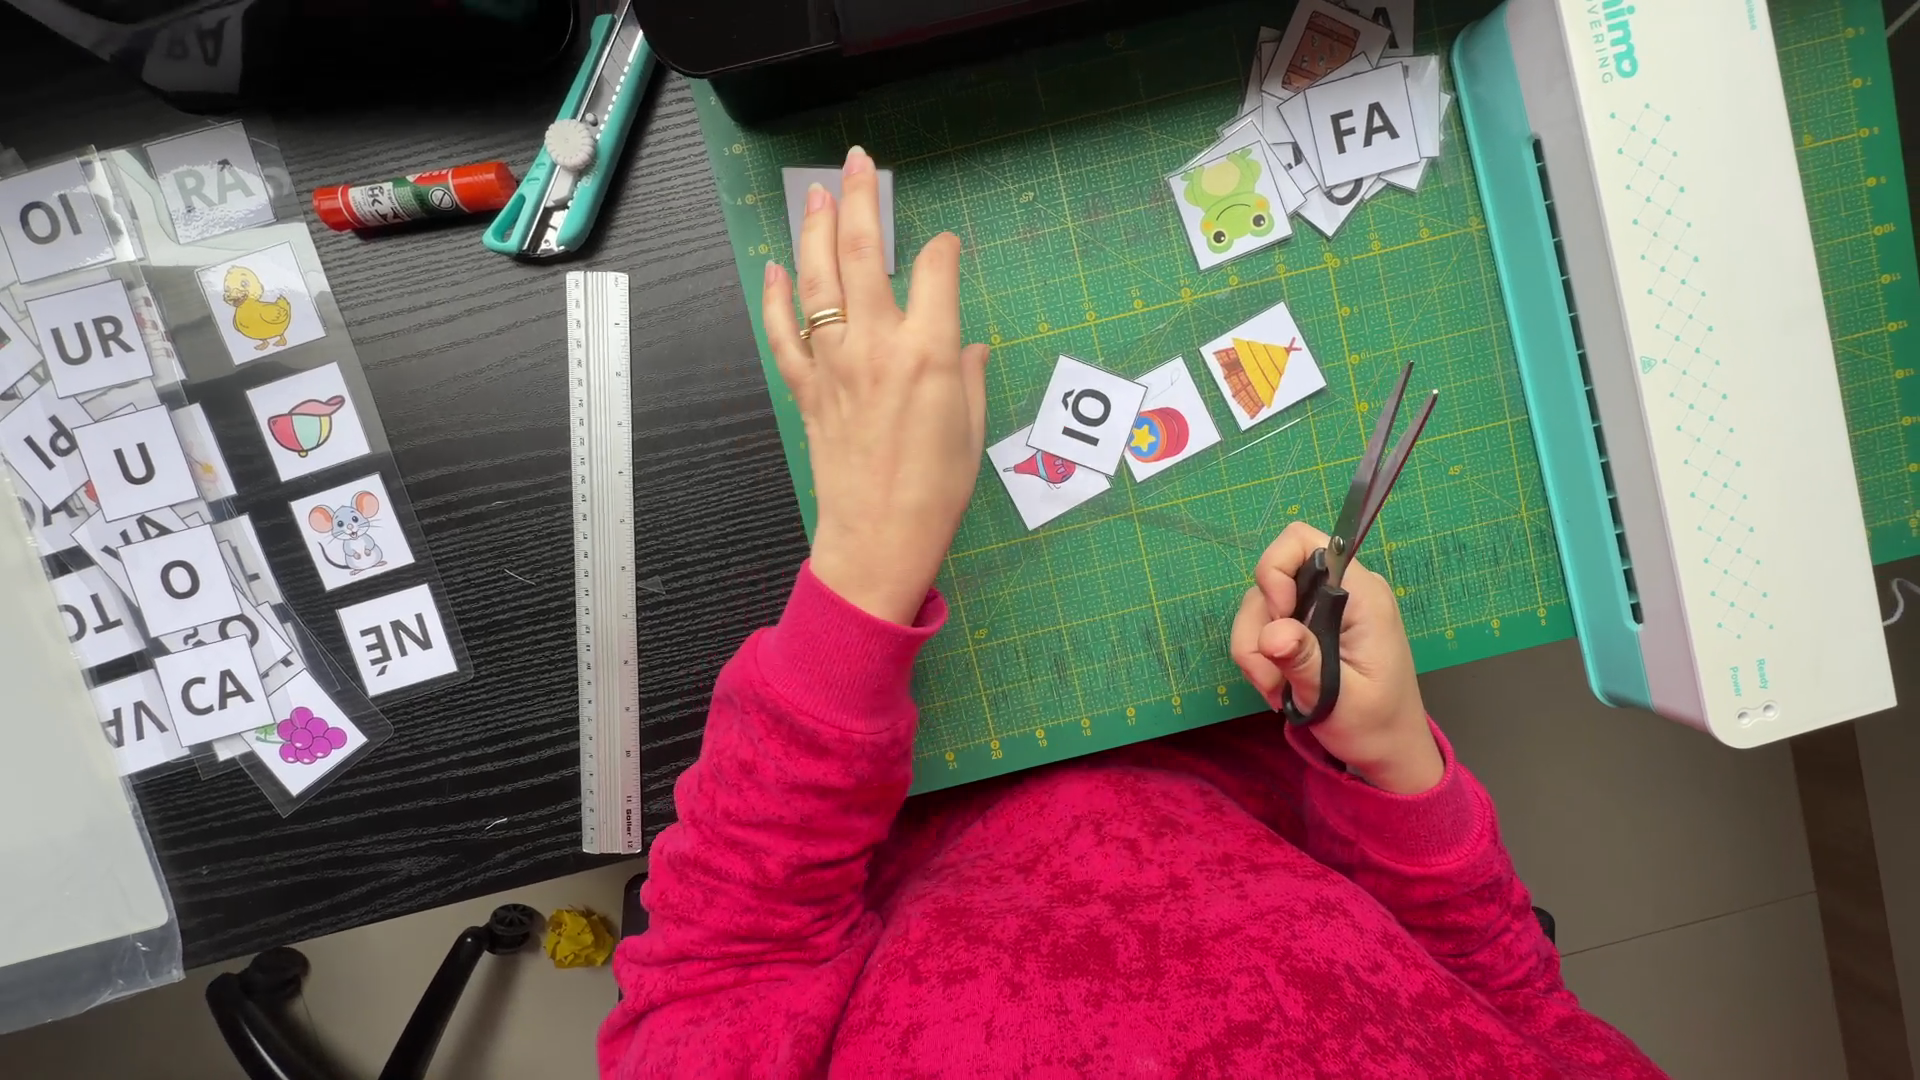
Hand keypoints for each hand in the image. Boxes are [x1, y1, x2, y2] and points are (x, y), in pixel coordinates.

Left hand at [762, 146, 990, 624]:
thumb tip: (964, 344)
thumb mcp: (972, 429)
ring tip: (816, 194)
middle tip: (860, 164)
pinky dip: (777, 297)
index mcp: (929, 352)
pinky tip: (776, 268)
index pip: (936, 272)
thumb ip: (967, 375)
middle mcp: (877, 345)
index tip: (946, 247)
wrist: (879, 538)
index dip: (943, 251)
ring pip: (817, 279)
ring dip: (815, 229)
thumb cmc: (937, 492)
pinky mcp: (808, 388)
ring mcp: (834, 363)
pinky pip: (785, 332)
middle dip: (863, 199)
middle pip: (863, 252)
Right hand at [1230, 522, 1440, 793]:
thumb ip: (1305, 660)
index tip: (1278, 615)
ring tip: (1277, 690)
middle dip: (1258, 627)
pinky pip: (1259, 628)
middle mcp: (1335, 592)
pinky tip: (1278, 685)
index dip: (1275, 569)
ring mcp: (1316, 609)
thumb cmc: (1375, 726)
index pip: (1302, 541)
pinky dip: (1258, 658)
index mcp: (1359, 595)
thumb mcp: (1340, 698)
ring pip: (1256, 607)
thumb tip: (1272, 633)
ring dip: (1255, 650)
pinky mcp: (1302, 626)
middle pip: (1268, 578)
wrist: (1385, 753)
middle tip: (1272, 672)